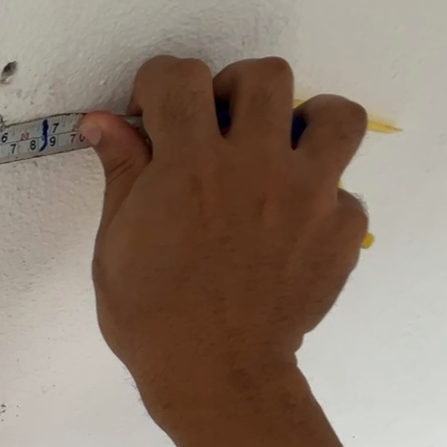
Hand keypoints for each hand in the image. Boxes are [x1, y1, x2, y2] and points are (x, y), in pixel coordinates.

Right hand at [80, 56, 367, 428]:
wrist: (212, 371)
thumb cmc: (147, 314)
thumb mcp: (114, 243)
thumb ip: (121, 173)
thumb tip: (104, 124)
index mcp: (189, 166)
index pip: (179, 80)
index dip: (157, 82)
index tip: (148, 106)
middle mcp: (256, 165)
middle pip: (263, 76)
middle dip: (228, 89)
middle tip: (210, 125)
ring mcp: (310, 193)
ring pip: (333, 113)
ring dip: (298, 122)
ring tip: (272, 154)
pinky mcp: (342, 226)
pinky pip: (340, 188)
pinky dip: (311, 196)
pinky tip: (279, 230)